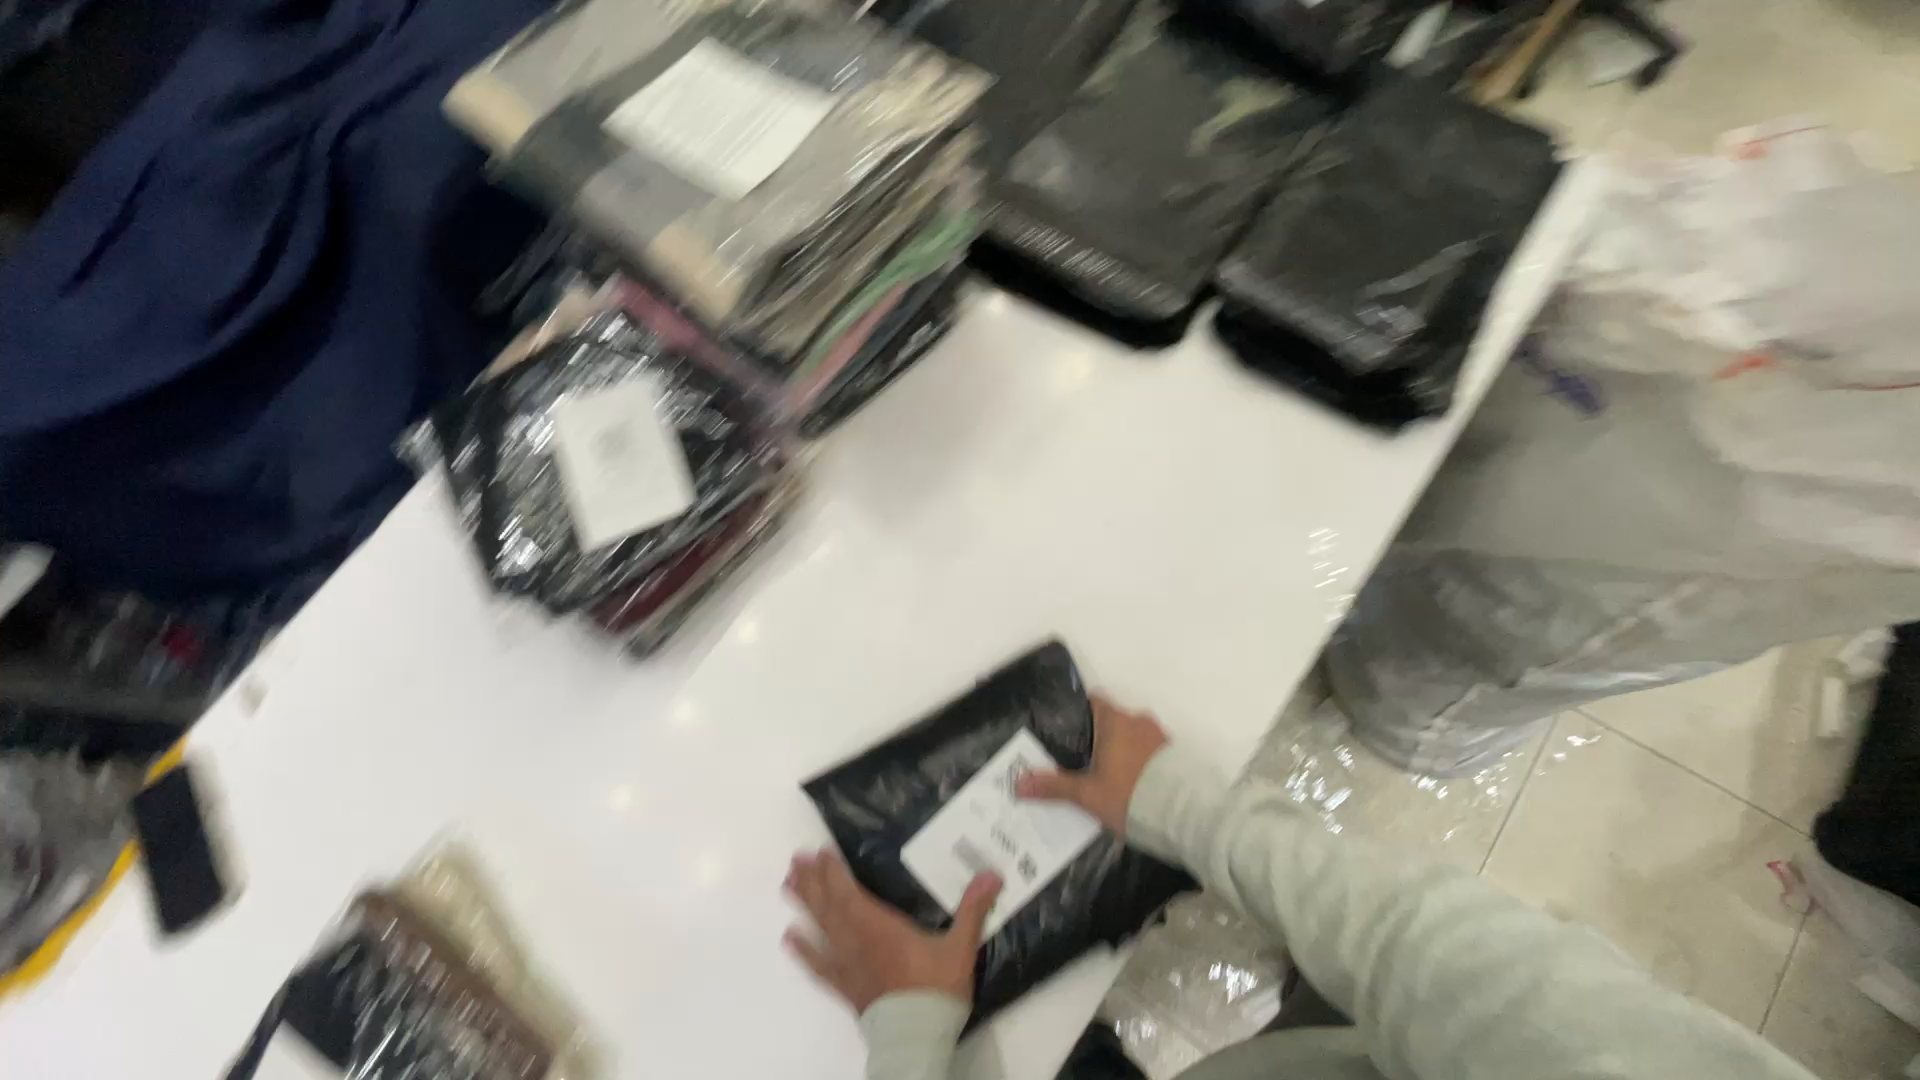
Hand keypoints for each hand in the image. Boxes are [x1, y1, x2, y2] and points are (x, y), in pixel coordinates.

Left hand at [784, 848, 1001, 1013]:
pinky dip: (804, 951)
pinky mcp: (846, 988)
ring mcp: (848, 966)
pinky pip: (820, 967)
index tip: (820, 851)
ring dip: (804, 905)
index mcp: (881, 928)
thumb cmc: (937, 991)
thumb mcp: (960, 948)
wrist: (918, 1041)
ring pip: (820, 929)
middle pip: (829, 907)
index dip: (833, 872)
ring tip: (787, 884)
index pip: (849, 893)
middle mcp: (858, 942)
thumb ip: (973, 909)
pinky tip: (789, 938)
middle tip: (795, 859)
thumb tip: (993, 873)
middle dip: (812, 881)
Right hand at [1015, 692, 1168, 834]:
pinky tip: (1128, 785)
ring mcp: (1160, 738)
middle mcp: (1139, 721)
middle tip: (1076, 760)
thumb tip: (1017, 783)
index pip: (1092, 701)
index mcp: (1116, 720)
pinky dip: (1136, 763)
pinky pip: (1148, 753)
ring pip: (1130, 737)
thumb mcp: (1089, 795)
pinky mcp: (1175, 757)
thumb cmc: (1132, 796)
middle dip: (1095, 738)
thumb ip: (1054, 787)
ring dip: (1118, 751)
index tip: (1061, 732)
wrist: (1189, 817)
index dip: (1075, 713)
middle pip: (1110, 721)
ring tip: (1102, 776)